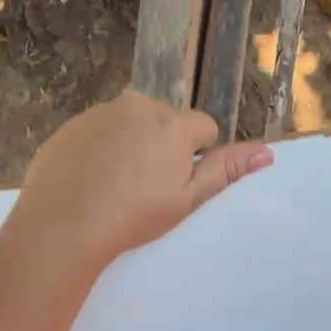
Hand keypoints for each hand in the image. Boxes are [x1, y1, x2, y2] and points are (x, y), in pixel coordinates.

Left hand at [9, 90, 273, 263]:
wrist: (63, 225)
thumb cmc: (133, 217)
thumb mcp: (187, 199)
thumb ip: (225, 170)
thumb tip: (268, 151)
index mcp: (172, 123)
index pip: (203, 129)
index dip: (195, 158)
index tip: (175, 186)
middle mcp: (137, 105)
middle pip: (164, 123)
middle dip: (162, 148)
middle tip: (145, 191)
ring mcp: (100, 113)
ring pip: (129, 126)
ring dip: (130, 148)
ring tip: (115, 190)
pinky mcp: (70, 126)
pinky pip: (96, 134)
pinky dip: (99, 153)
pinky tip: (90, 184)